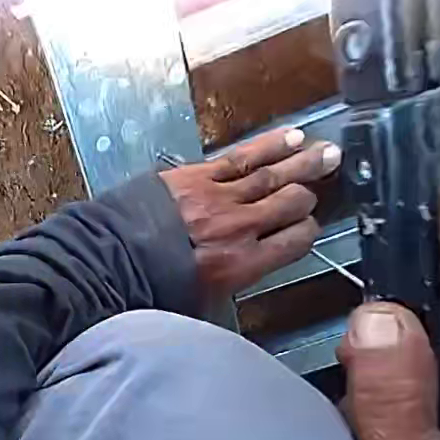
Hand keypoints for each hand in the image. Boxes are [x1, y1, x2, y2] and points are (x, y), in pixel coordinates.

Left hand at [158, 129, 340, 299]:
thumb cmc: (150, 287)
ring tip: (327, 151)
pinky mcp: (198, 175)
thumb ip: (229, 284)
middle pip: (290, 203)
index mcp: (242, 263)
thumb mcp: (199, 302)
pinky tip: (290, 137)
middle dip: (307, 194)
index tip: (310, 225)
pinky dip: (268, 145)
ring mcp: (220, 198)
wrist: (112, 259)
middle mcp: (240, 228)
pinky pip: (243, 156)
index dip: (307, 231)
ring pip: (272, 175)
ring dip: (303, 162)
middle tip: (326, 178)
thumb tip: (241, 275)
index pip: (295, 242)